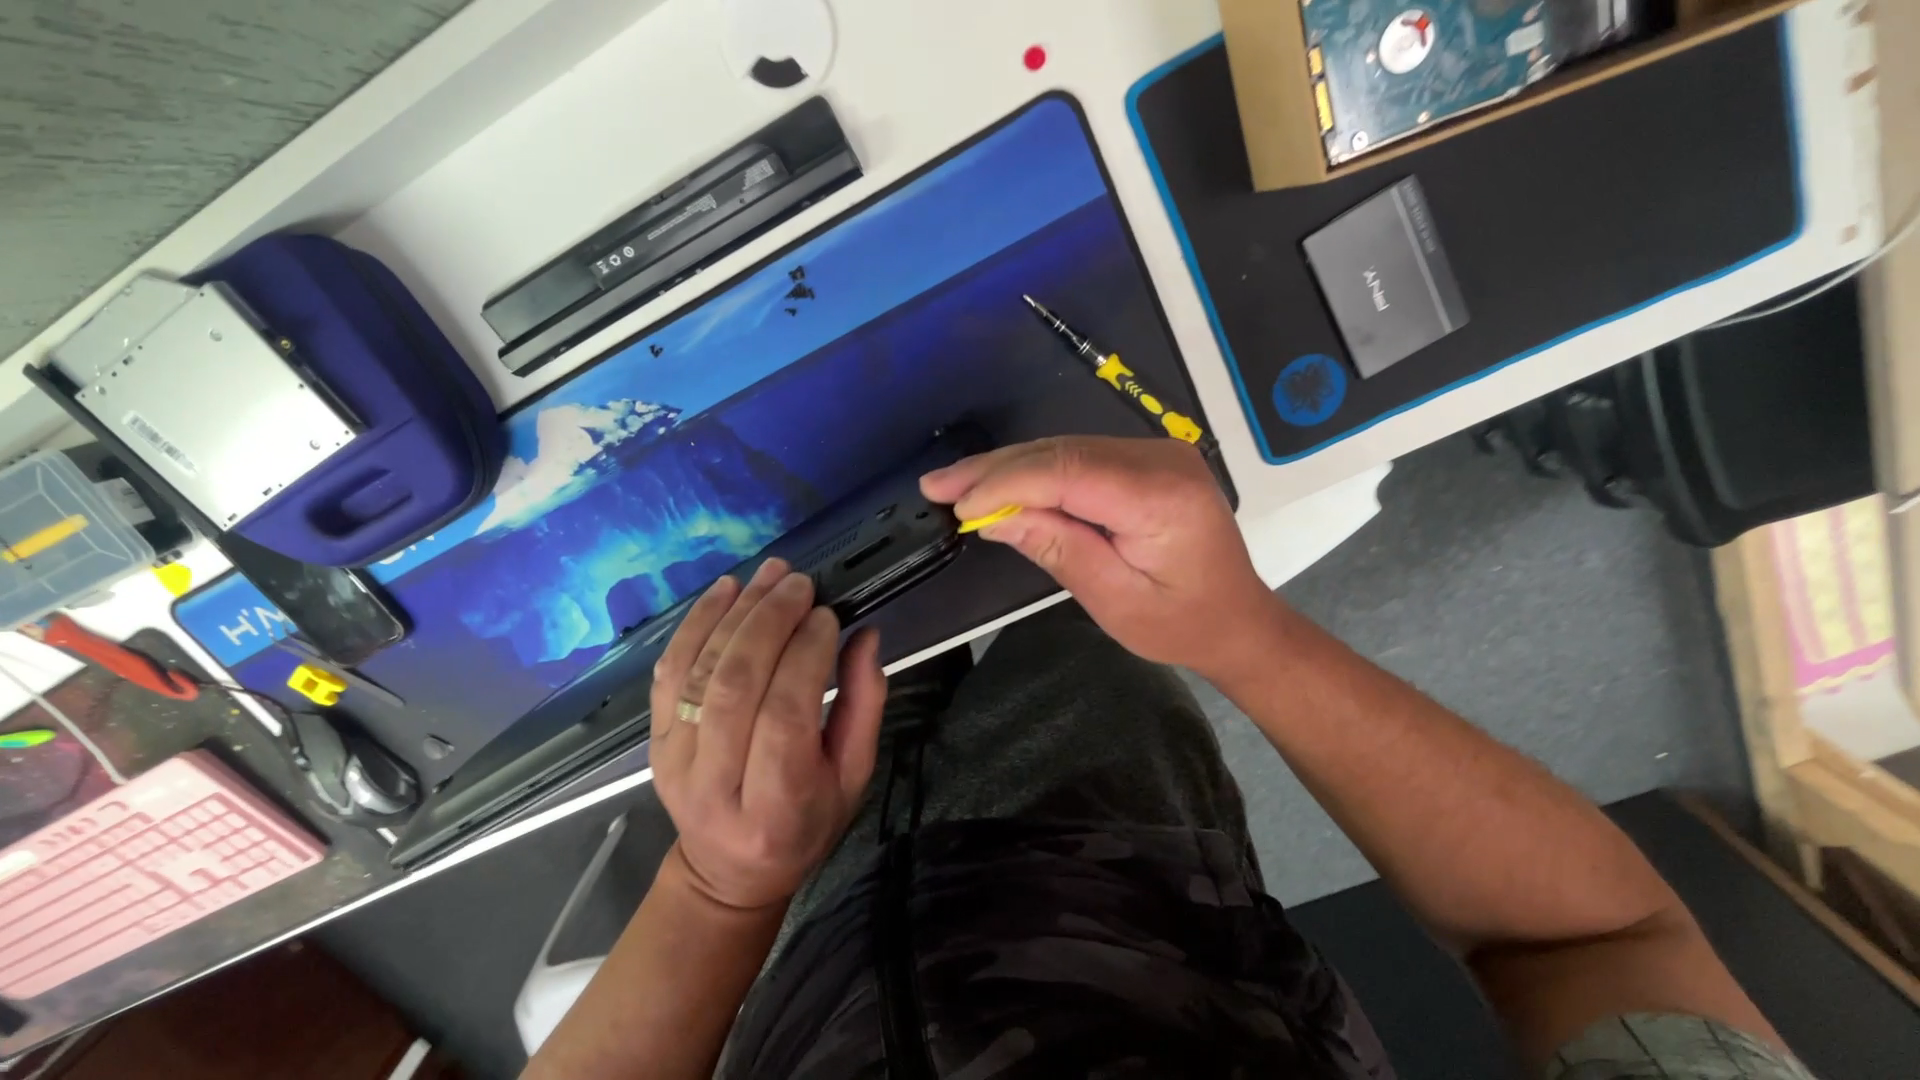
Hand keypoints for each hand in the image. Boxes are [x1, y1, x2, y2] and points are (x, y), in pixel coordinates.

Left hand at [649, 559, 886, 910]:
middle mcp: (717, 786)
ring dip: (735, 613)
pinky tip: (724, 591)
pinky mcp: (653, 742)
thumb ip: (864, 706)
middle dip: (769, 622)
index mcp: (777, 806)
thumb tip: (865, 635)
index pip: (786, 715)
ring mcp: (674, 762)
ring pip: (699, 672)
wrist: (727, 871)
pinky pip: (667, 672)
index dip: (806, 655)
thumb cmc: (805, 827)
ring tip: (769, 576)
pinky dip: (695, 624)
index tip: (829, 616)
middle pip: (736, 686)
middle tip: (800, 584)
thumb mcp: (853, 779)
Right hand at [921, 436, 1282, 680]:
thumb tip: (993, 517)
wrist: (1237, 618)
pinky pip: (1079, 457)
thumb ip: (1057, 548)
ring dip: (1008, 468)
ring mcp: (1156, 453)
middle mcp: (1160, 459)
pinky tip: (999, 485)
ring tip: (954, 486)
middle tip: (937, 486)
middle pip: (1061, 452)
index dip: (1005, 484)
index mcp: (1161, 496)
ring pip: (1064, 449)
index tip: (957, 506)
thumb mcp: (1114, 599)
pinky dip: (1035, 472)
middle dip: (995, 470)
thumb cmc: (1180, 623)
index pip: (1067, 471)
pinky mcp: (1145, 460)